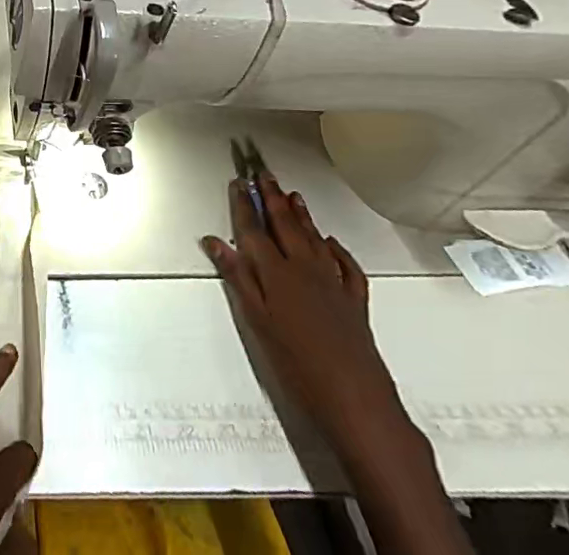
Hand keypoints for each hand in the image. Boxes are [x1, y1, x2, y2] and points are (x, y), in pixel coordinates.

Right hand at [203, 177, 472, 554]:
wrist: (354, 397)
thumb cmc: (294, 361)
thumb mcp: (256, 320)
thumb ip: (237, 277)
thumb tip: (214, 240)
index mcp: (275, 273)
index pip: (254, 230)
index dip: (244, 205)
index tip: (238, 181)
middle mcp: (304, 268)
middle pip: (285, 225)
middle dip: (272, 197)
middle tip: (264, 172)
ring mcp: (333, 282)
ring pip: (314, 239)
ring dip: (302, 215)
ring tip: (293, 193)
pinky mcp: (355, 299)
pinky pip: (345, 265)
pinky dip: (336, 249)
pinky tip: (331, 242)